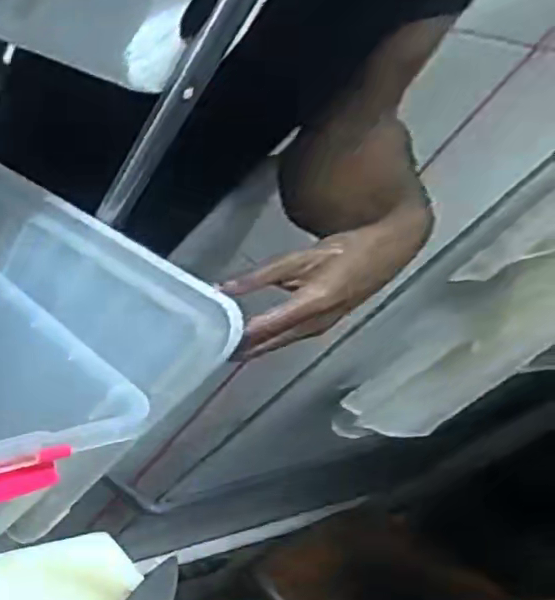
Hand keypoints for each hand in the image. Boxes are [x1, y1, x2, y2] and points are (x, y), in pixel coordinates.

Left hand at [223, 205, 430, 358]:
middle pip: (268, 342)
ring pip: (276, 344)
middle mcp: (317, 320)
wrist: (393, 246)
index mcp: (312, 303)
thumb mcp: (298, 259)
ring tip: (217, 353)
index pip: (264, 327)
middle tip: (205, 353)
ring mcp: (321, 326)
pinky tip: (244, 346)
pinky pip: (286, 340)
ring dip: (249, 350)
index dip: (235, 336)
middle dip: (237, 349)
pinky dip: (264, 344)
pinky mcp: (322, 326)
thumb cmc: (345, 249)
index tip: (208, 342)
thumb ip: (256, 277)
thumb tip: (219, 289)